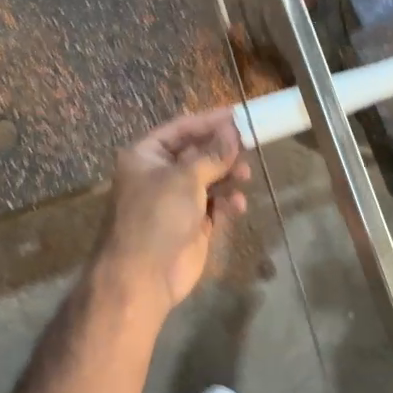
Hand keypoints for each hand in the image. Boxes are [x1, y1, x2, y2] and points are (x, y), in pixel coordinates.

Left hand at [97, 107, 251, 311]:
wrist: (142, 277)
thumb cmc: (157, 216)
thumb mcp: (184, 178)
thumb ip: (212, 154)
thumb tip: (233, 131)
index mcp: (146, 156)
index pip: (181, 128)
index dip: (210, 121)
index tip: (239, 114)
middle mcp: (159, 175)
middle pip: (197, 153)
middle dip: (223, 150)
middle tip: (251, 145)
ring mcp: (175, 201)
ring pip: (208, 179)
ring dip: (228, 176)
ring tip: (245, 176)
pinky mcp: (191, 225)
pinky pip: (214, 206)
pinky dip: (227, 203)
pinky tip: (239, 206)